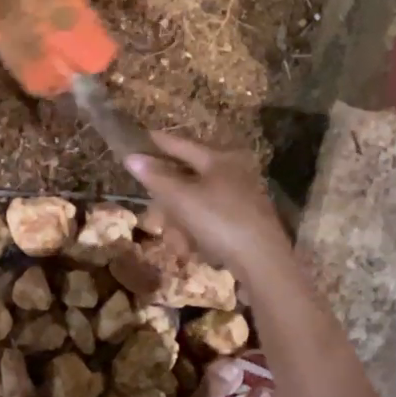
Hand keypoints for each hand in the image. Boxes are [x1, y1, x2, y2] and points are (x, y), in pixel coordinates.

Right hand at [125, 131, 292, 274]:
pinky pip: (211, 215)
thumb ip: (156, 177)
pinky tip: (191, 245)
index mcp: (219, 159)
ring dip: (181, 216)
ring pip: (198, 198)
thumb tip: (131, 157)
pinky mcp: (246, 218)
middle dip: (168, 194)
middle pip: (189, 174)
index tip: (141, 135)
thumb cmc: (220, 221)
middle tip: (153, 205)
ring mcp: (242, 195)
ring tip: (174, 237)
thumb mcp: (181, 199)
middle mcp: (234, 170)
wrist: (263, 261)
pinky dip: (197, 226)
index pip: (181, 144)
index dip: (159, 142)